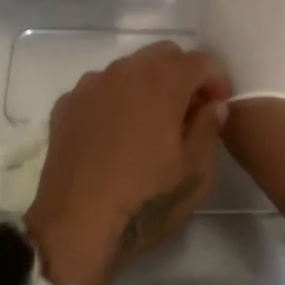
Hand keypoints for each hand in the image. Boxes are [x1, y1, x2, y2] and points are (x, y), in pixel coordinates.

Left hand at [23, 41, 229, 284]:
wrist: (75, 229)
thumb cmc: (145, 200)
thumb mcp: (196, 172)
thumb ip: (210, 128)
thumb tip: (214, 105)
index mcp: (162, 82)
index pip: (200, 60)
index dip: (216, 81)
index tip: (217, 109)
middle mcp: (125, 71)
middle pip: (163, 55)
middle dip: (182, 76)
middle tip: (188, 113)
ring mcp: (90, 85)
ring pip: (129, 69)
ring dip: (147, 85)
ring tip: (149, 124)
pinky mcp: (66, 105)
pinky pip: (100, 89)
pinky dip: (115, 101)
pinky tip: (115, 135)